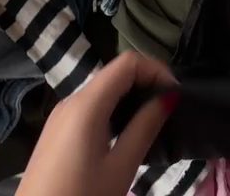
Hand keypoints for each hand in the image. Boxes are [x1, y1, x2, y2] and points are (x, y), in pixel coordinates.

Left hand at [17, 53, 177, 195]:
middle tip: (167, 109)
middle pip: (115, 73)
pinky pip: (90, 107)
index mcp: (86, 104)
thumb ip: (146, 126)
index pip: (128, 62)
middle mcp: (70, 100)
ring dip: (130, 97)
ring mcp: (59, 117)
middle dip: (145, 83)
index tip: (174, 94)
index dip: (156, 70)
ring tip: (151, 122)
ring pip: (103, 90)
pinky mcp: (55, 133)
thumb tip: (170, 96)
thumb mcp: (120, 167)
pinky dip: (113, 110)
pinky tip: (123, 135)